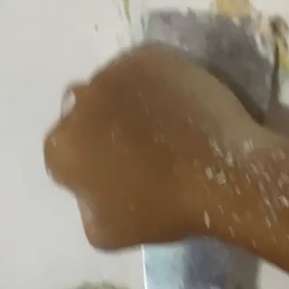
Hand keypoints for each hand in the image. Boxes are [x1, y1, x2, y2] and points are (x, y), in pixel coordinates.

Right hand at [44, 44, 274, 249]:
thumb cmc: (165, 210)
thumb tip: (90, 187)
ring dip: (123, 104)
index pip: (63, 156)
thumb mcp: (106, 233)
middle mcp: (78, 102)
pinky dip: (151, 84)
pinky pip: (140, 70)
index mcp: (62, 147)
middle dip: (100, 129)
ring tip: (160, 124)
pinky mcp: (149, 55)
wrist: (225, 176)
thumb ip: (84, 206)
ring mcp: (114, 73)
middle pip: (82, 116)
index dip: (88, 167)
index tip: (115, 176)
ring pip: (110, 89)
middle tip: (136, 148)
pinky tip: (175, 105)